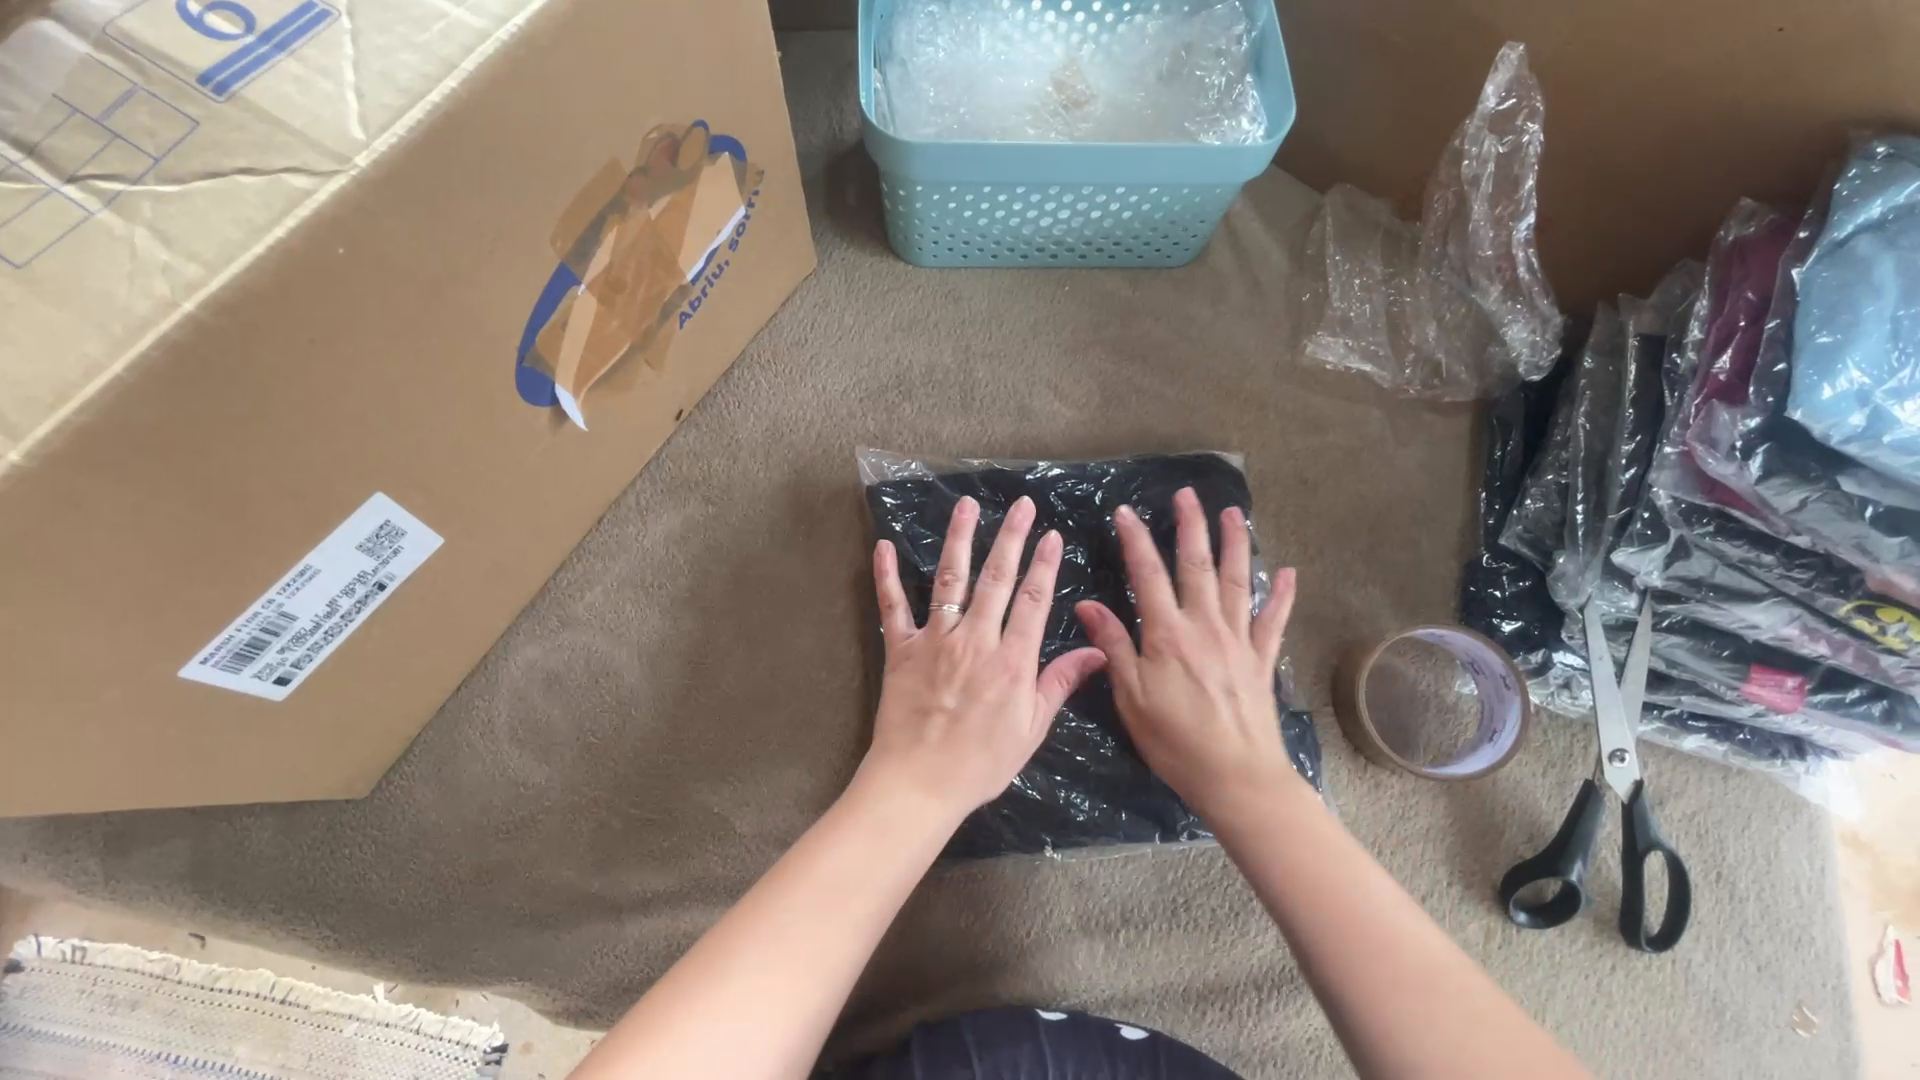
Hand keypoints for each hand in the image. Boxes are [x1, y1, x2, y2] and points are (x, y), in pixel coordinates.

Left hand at [864, 495, 1108, 822]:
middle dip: (1011, 537)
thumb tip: (1097, 652)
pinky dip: (887, 575)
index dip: (1044, 564)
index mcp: (1011, 660)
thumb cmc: (981, 763)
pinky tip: (886, 546)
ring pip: (950, 579)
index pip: (1033, 600)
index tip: (1051, 534)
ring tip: (967, 506)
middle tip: (1021, 504)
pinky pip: (893, 606)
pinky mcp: (900, 649)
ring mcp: (935, 640)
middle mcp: (975, 639)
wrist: (919, 782)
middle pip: (997, 578)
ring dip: (959, 538)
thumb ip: (1059, 684)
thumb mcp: (1031, 729)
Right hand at [1075, 488, 1301, 823]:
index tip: (1125, 512)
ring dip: (1235, 544)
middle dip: (1191, 527)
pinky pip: (1272, 621)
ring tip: (1235, 513)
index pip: (1147, 575)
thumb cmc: (1175, 742)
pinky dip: (1281, 595)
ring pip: (1237, 581)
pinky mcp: (1261, 660)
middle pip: (1197, 566)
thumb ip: (1114, 648)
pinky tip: (1287, 573)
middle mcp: (1205, 626)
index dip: (1135, 540)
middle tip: (1188, 495)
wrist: (1237, 777)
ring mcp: (1238, 640)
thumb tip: (1088, 606)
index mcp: (1167, 634)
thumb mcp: (1131, 698)